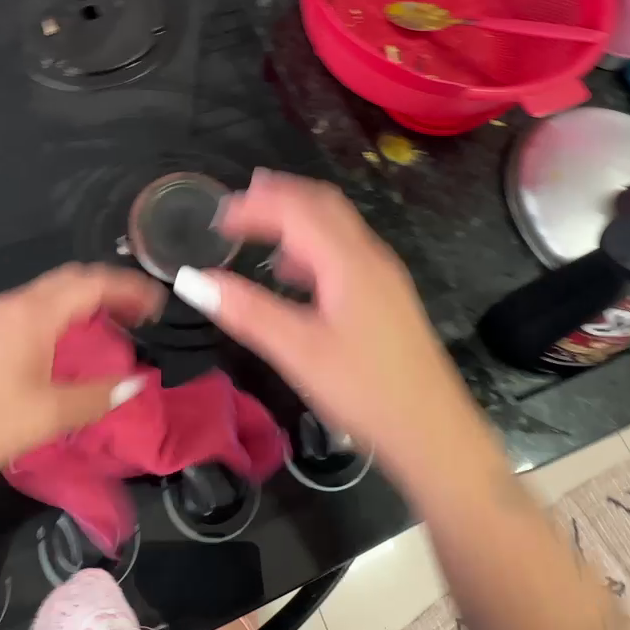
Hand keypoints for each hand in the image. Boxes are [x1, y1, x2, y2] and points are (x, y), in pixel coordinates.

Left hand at [0, 263, 163, 493]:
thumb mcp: (49, 415)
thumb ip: (99, 395)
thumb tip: (139, 382)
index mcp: (34, 313)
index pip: (92, 283)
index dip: (130, 289)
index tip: (158, 305)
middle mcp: (15, 305)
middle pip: (72, 280)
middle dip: (111, 289)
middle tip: (142, 314)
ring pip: (53, 294)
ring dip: (87, 301)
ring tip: (115, 327)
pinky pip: (37, 310)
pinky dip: (66, 315)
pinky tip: (73, 345)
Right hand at [173, 170, 481, 471]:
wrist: (435, 433)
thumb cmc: (365, 390)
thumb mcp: (298, 352)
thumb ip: (246, 312)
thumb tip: (194, 280)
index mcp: (348, 261)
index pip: (295, 209)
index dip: (253, 205)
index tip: (215, 219)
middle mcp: (370, 256)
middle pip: (322, 203)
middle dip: (279, 196)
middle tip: (238, 204)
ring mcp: (383, 276)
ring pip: (336, 226)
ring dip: (296, 217)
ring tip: (258, 228)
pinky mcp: (387, 297)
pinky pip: (345, 251)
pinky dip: (312, 244)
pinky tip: (293, 274)